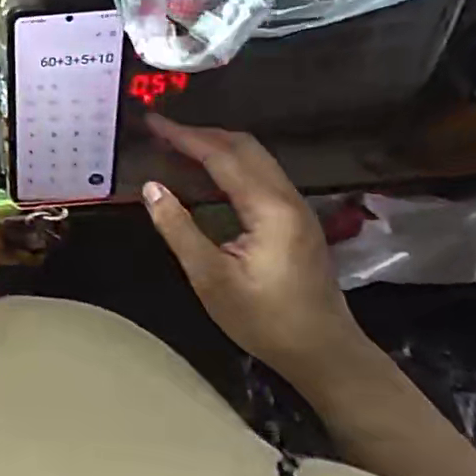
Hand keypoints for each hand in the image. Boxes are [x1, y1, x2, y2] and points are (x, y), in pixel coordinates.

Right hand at [139, 114, 371, 385]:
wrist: (324, 353)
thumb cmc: (264, 319)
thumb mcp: (210, 278)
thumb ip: (178, 228)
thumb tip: (151, 187)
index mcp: (269, 209)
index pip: (222, 157)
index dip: (184, 136)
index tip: (153, 122)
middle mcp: (287, 199)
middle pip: (244, 147)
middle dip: (200, 133)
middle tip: (160, 130)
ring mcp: (296, 208)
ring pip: (254, 158)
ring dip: (215, 145)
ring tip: (175, 146)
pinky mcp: (294, 220)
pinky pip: (258, 175)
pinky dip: (227, 163)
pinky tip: (204, 174)